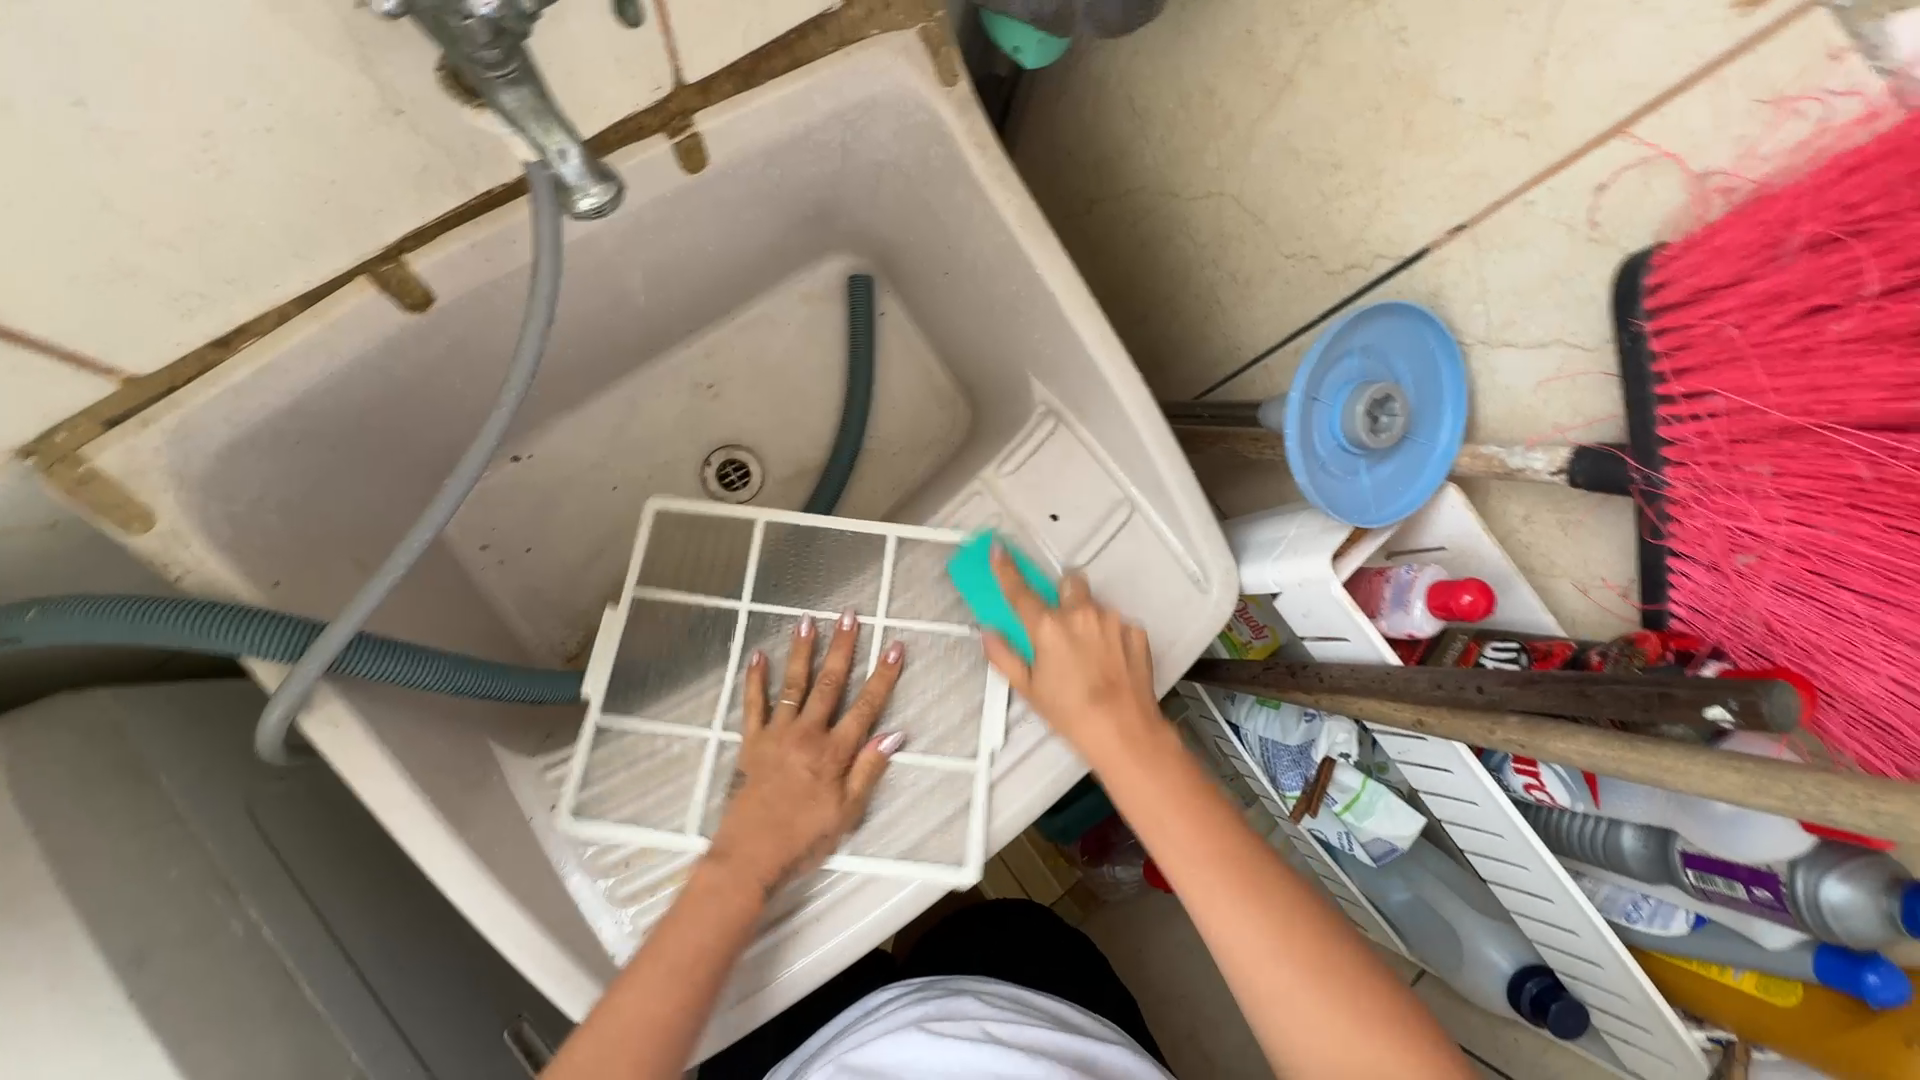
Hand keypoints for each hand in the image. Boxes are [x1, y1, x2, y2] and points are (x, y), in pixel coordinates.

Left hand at [707, 610, 905, 893]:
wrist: (749, 856)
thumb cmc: (803, 839)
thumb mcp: (847, 813)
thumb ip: (869, 770)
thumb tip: (894, 734)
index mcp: (835, 753)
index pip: (866, 706)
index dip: (883, 675)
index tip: (894, 647)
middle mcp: (807, 735)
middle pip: (830, 684)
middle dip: (842, 647)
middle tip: (849, 615)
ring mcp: (776, 735)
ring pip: (793, 685)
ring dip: (802, 652)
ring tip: (808, 621)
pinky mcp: (751, 743)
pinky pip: (753, 705)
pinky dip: (755, 680)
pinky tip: (759, 656)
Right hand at [979, 546, 1162, 760]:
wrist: (1124, 730)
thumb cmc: (1069, 713)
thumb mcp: (1028, 689)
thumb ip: (1004, 655)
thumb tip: (988, 632)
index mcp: (1047, 626)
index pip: (1019, 590)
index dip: (1006, 568)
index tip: (998, 549)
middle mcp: (1080, 613)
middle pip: (1069, 583)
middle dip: (1063, 595)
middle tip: (1061, 623)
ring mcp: (1112, 619)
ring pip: (1095, 605)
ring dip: (1088, 619)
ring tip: (1089, 654)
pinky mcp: (1136, 631)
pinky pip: (1118, 624)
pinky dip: (1111, 636)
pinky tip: (1110, 662)